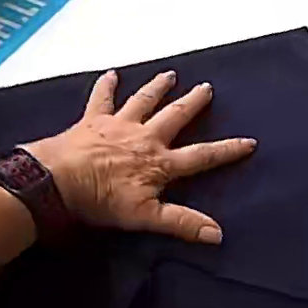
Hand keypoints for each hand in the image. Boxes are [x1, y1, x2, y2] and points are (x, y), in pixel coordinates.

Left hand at [24, 69, 256, 243]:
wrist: (59, 181)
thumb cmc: (101, 200)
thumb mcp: (145, 217)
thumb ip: (181, 222)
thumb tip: (216, 234)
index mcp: (159, 162)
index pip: (201, 156)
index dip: (226, 150)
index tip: (248, 141)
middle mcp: (144, 137)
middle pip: (175, 117)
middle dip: (193, 103)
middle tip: (207, 88)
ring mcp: (118, 125)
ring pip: (144, 101)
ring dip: (158, 88)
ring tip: (170, 74)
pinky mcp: (93, 120)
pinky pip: (102, 98)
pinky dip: (106, 85)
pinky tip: (111, 73)